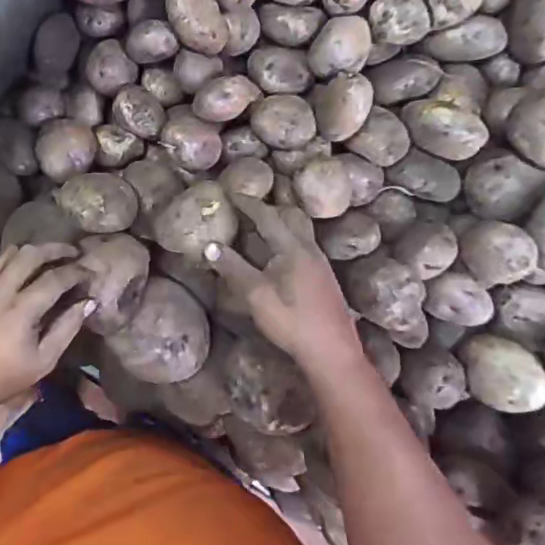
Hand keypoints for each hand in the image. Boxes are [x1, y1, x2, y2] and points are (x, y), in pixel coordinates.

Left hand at [0, 243, 91, 411]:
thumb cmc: (6, 377)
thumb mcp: (45, 360)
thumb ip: (67, 327)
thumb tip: (88, 301)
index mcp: (20, 311)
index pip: (54, 278)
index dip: (76, 272)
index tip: (89, 272)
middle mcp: (0, 291)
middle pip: (31, 254)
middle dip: (56, 249)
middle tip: (72, 253)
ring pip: (11, 253)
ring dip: (34, 252)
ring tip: (50, 258)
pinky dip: (14, 260)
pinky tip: (23, 272)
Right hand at [205, 195, 364, 376]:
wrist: (333, 352)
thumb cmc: (293, 322)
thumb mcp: (256, 296)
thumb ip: (234, 268)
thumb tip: (210, 246)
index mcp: (294, 249)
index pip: (268, 217)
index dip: (249, 203)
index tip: (231, 192)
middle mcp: (310, 249)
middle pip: (291, 217)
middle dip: (268, 207)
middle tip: (246, 206)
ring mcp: (320, 263)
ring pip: (300, 230)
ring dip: (280, 222)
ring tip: (259, 226)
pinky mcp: (323, 277)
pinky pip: (303, 244)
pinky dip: (286, 237)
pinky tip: (276, 254)